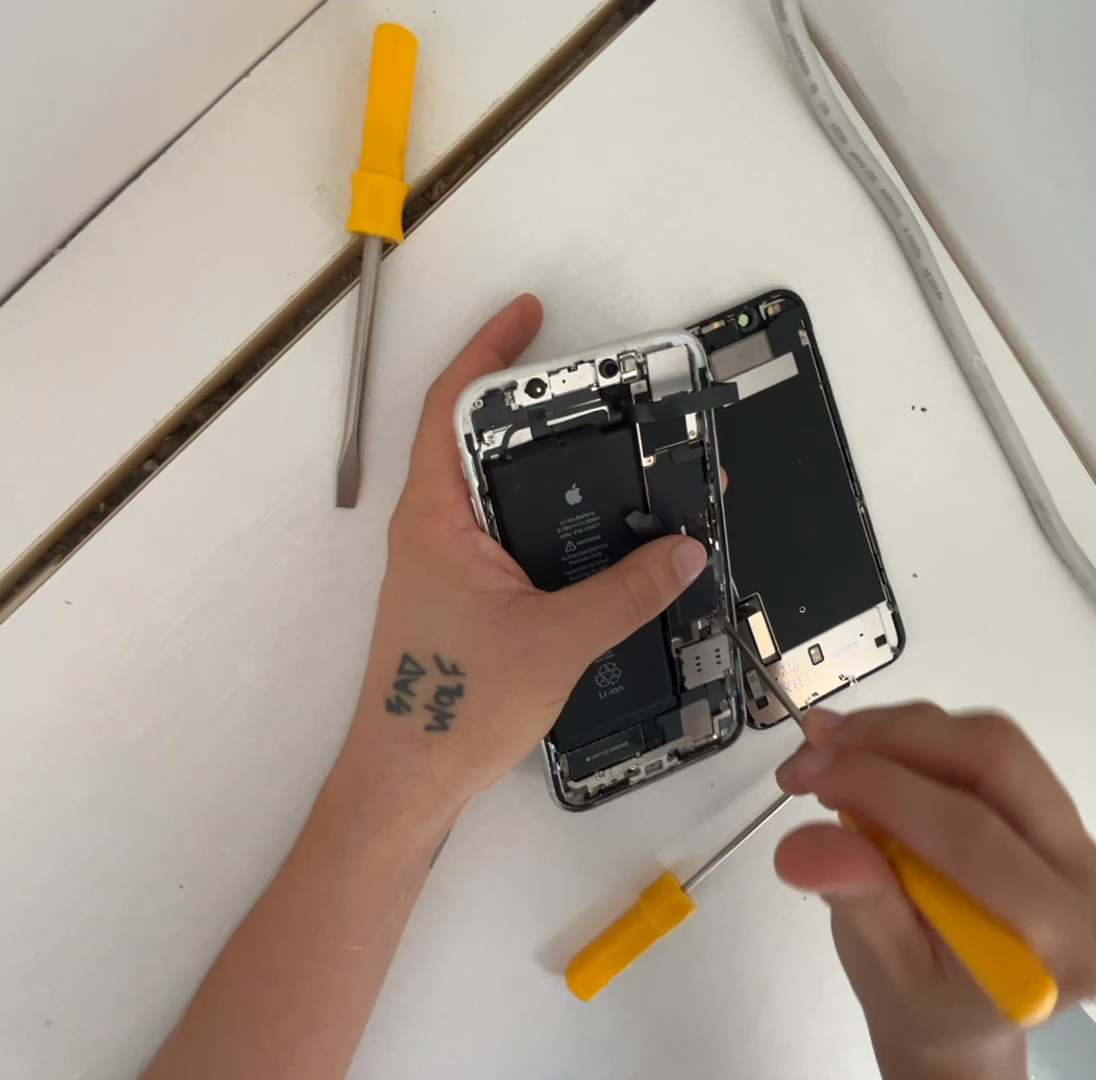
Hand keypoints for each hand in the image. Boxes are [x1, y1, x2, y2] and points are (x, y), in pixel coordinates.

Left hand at [333, 294, 707, 828]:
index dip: (489, 351)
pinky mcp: (464, 592)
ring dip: (542, 464)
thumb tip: (687, 551)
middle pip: (478, 437)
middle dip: (532, 404)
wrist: (408, 781)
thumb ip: (626, 593)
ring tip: (608, 450)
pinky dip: (546, 515)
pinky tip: (593, 528)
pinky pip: (507, 530)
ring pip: (496, 487)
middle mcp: (434, 526)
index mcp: (436, 516)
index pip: (452, 406)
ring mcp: (447, 560)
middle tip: (596, 387)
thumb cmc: (457, 707)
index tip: (531, 315)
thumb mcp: (554, 642)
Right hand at [773, 705, 1095, 1079]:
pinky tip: (857, 752)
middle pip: (993, 761)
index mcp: (1062, 940)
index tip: (806, 771)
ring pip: (986, 739)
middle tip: (813, 745)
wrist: (952, 1005)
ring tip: (822, 748)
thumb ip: (856, 900)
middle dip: (890, 739)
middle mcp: (1085, 876)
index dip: (883, 790)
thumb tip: (800, 848)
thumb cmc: (918, 997)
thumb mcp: (880, 965)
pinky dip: (905, 733)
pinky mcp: (1044, 802)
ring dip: (891, 729)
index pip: (973, 835)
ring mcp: (1073, 833)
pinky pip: (977, 742)